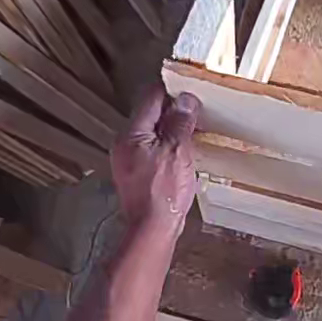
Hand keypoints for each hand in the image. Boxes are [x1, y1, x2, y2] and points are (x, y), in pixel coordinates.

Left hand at [112, 86, 199, 241]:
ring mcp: (127, 160)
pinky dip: (166, 147)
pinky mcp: (134, 174)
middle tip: (197, 114)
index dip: (172, 92)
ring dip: (171, 131)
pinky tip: (182, 154)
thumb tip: (186, 100)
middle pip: (149, 114)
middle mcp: (124, 143)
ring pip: (151, 133)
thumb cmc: (164, 192)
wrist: (152, 228)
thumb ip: (180, 122)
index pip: (150, 97)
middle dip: (173, 112)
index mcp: (131, 134)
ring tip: (193, 134)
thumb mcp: (178, 151)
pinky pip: (151, 150)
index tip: (192, 92)